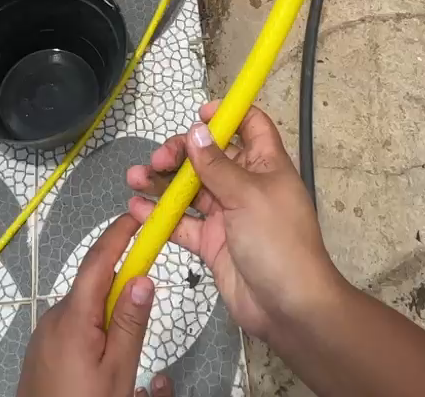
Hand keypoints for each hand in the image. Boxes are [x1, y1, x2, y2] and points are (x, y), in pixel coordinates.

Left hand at [19, 213, 174, 396]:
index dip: (118, 234)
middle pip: (92, 283)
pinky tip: (103, 352)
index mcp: (73, 315)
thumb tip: (143, 276)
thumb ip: (129, 321)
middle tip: (148, 280)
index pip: (98, 260)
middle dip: (120, 277)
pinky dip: (92, 324)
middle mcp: (54, 315)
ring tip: (127, 338)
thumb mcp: (118, 370)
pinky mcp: (40, 350)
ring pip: (83, 306)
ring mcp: (44, 333)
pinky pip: (71, 324)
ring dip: (106, 306)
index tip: (138, 216)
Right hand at [125, 103, 345, 340]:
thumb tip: (196, 131)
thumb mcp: (247, 195)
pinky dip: (161, 215)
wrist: (289, 309)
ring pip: (190, 188)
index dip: (227, 115)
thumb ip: (216, 164)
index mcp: (264, 164)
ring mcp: (227, 214)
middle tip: (156, 160)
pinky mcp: (212, 242)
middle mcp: (244, 184)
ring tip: (134, 179)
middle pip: (209, 156)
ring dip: (163, 181)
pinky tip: (137, 210)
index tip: (199, 115)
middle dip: (181, 153)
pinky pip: (183, 223)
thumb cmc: (278, 241)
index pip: (250, 126)